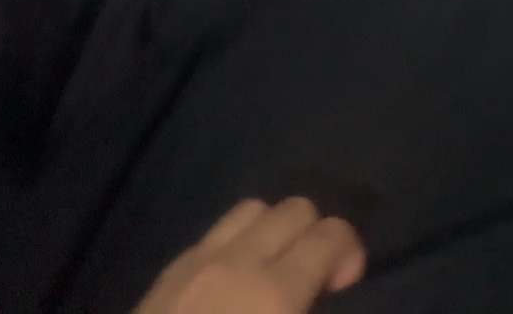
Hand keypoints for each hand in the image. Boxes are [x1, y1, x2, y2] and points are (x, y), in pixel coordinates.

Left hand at [134, 198, 365, 313]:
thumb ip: (302, 310)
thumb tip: (315, 298)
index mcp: (273, 292)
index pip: (332, 233)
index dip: (350, 250)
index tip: (345, 285)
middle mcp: (237, 263)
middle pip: (296, 208)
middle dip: (315, 234)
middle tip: (313, 279)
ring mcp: (194, 265)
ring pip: (252, 210)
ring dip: (273, 231)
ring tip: (272, 272)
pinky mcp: (162, 279)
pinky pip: (213, 235)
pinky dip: (235, 246)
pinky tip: (229, 286)